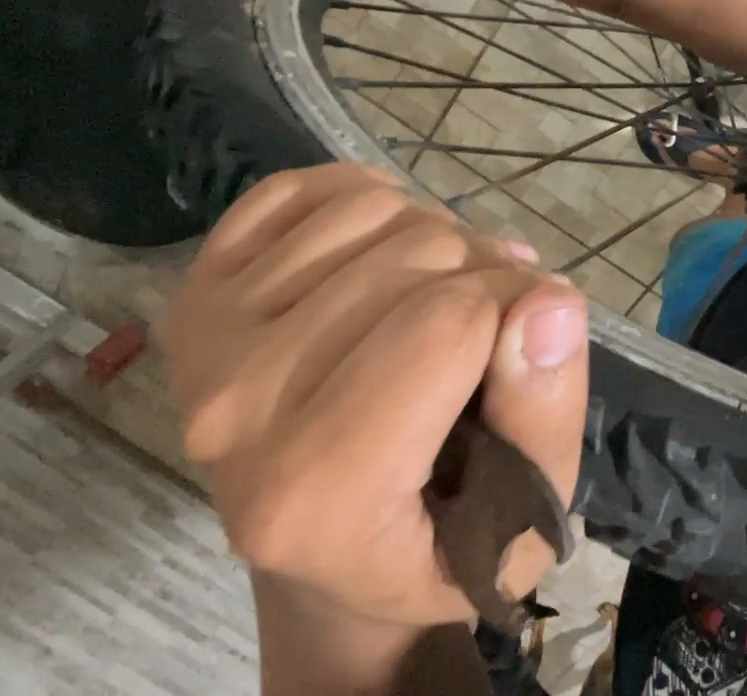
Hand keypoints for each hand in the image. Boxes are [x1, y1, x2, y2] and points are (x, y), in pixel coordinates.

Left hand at [159, 164, 589, 630]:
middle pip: (412, 256)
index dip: (521, 303)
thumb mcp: (525, 520)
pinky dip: (368, 196)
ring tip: (454, 284)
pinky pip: (298, 190)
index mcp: (319, 495)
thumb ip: (545, 414)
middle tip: (503, 309)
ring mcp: (204, 344)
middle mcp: (235, 414)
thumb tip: (552, 298)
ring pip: (368, 212)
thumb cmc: (435, 543)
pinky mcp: (194, 294)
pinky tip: (392, 248)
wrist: (325, 557)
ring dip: (439, 229)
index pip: (449, 324)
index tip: (535, 335)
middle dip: (488, 266)